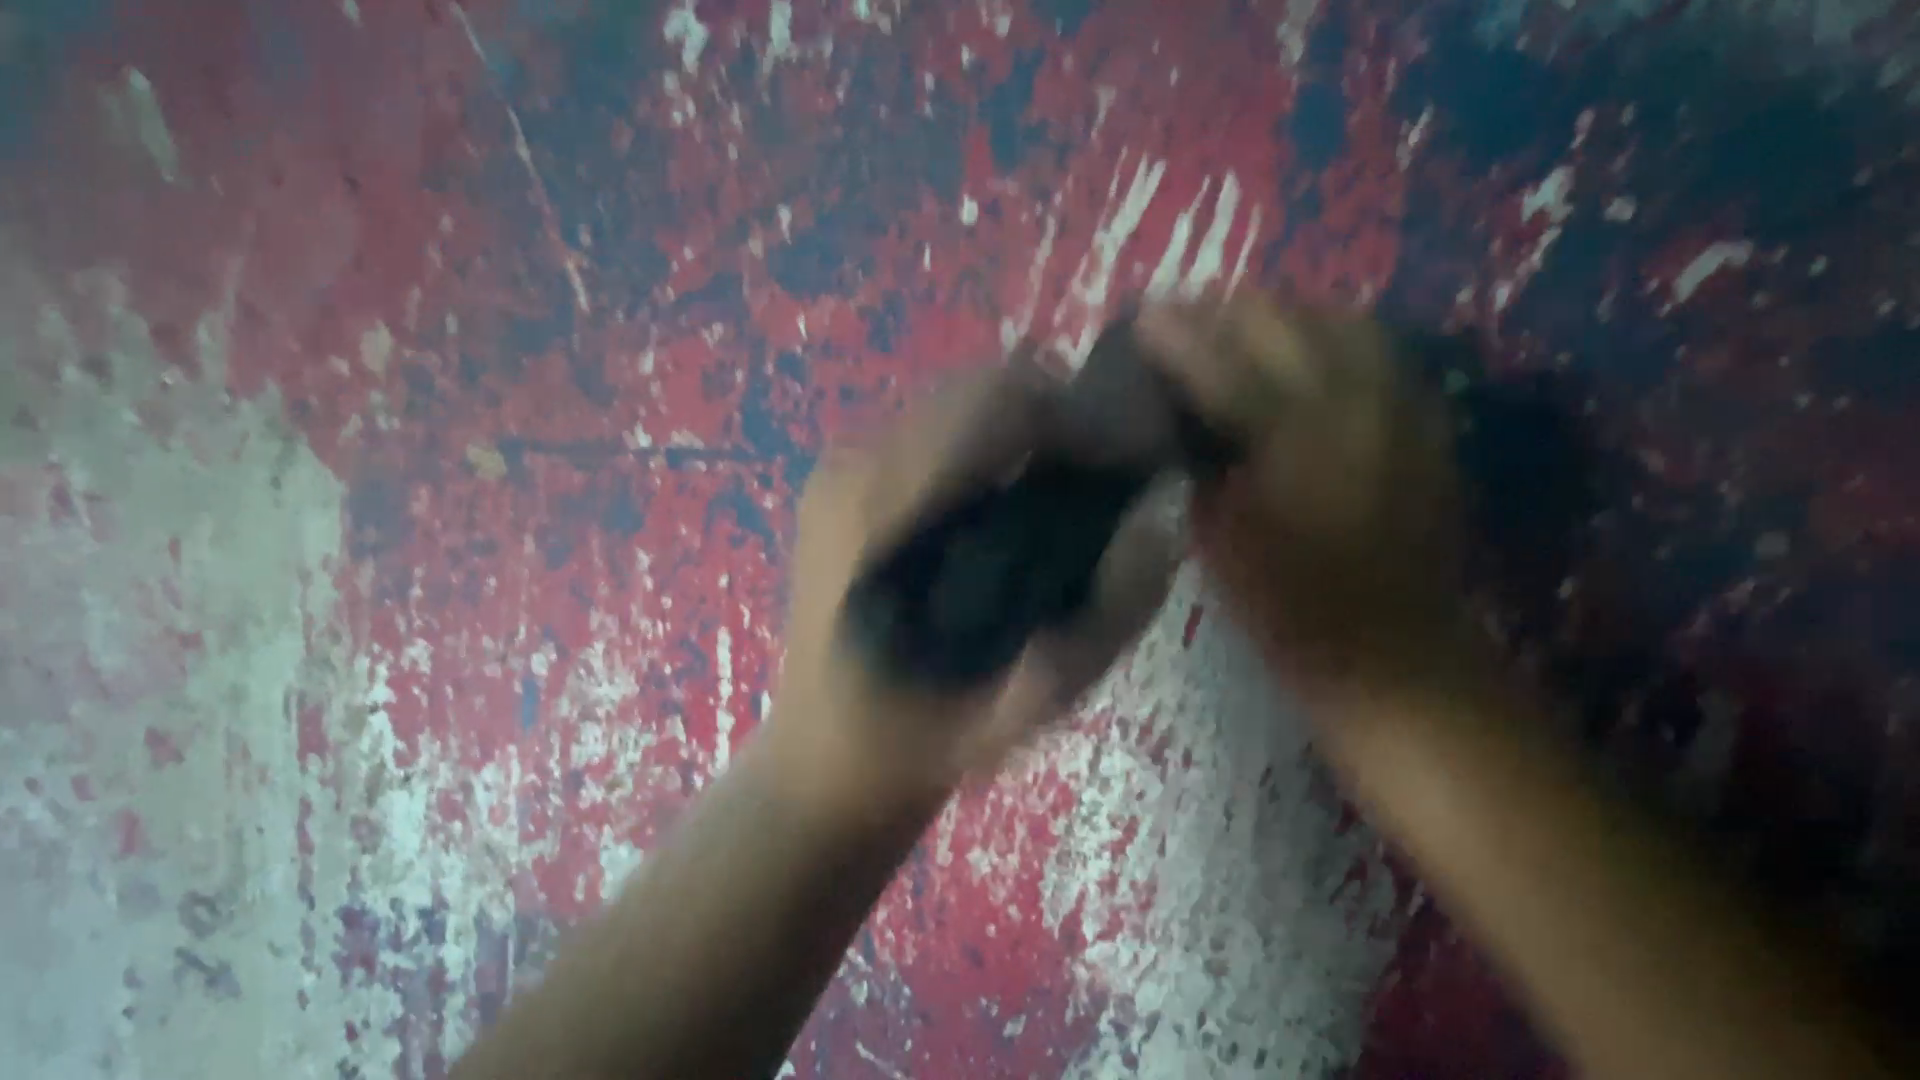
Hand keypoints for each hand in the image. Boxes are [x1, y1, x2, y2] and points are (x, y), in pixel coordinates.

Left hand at [762, 359, 1176, 819]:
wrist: (822, 761)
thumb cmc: (920, 744)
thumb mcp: (1026, 710)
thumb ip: (1102, 622)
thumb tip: (1156, 526)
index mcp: (884, 509)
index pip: (1001, 402)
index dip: (1085, 418)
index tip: (1137, 461)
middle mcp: (852, 466)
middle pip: (981, 385)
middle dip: (1060, 417)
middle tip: (1108, 478)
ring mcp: (838, 469)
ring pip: (958, 400)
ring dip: (1023, 430)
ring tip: (1064, 489)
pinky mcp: (839, 483)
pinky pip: (932, 429)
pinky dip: (987, 446)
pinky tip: (1006, 506)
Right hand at [1135, 294, 1471, 703]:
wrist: (1392, 653)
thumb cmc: (1289, 610)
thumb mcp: (1220, 542)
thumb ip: (1201, 466)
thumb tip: (1181, 419)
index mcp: (1293, 443)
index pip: (1225, 366)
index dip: (1180, 337)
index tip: (1144, 317)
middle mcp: (1355, 407)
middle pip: (1287, 324)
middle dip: (1228, 311)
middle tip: (1186, 315)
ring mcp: (1402, 408)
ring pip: (1342, 322)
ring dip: (1285, 314)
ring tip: (1245, 323)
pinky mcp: (1429, 423)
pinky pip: (1382, 352)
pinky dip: (1336, 338)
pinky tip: (1309, 352)